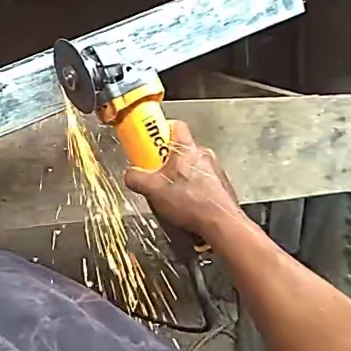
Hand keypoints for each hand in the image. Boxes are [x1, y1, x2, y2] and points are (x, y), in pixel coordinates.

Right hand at [122, 120, 243, 237]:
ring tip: (170, 194)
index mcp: (187, 149)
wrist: (221, 225)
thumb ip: (136, 178)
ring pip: (191, 166)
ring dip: (180, 176)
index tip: (150, 143)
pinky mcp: (221, 186)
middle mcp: (203, 155)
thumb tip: (129, 174)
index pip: (175, 126)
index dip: (161, 131)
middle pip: (180, 149)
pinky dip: (192, 189)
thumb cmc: (192, 203)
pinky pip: (202, 181)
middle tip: (154, 174)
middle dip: (165, 160)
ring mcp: (215, 170)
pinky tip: (185, 205)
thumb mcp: (152, 190)